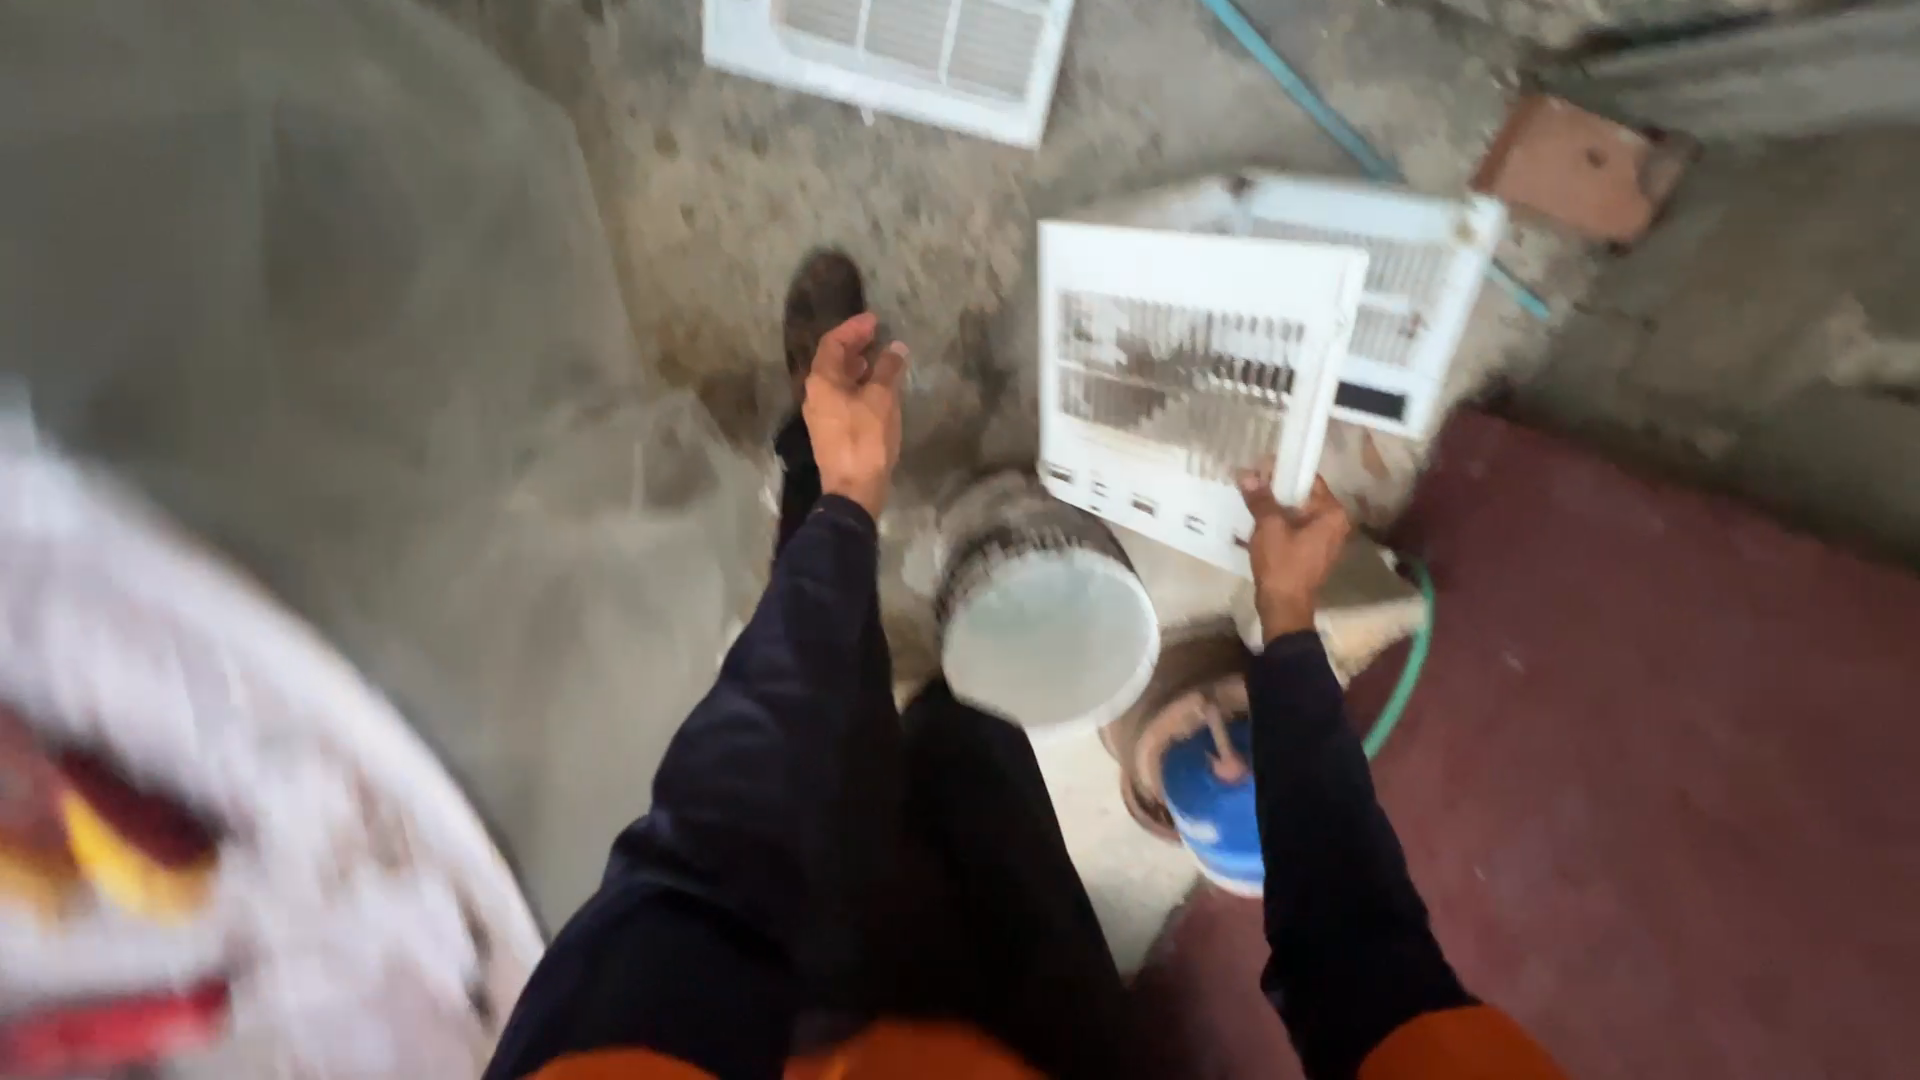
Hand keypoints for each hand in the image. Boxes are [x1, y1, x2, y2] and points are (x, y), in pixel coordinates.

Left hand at [803, 313, 908, 518]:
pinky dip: (856, 386)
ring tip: (877, 360)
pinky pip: (840, 397)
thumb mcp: (882, 400)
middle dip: (853, 346)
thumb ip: (888, 369)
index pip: (832, 343)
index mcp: (821, 381)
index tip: (874, 320)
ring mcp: (820, 415)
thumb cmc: (866, 440)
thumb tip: (895, 348)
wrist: (854, 489)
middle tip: (876, 335)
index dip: (853, 328)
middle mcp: (814, 394)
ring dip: (855, 366)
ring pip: (836, 380)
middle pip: (831, 360)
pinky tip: (873, 390)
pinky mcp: (830, 431)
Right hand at [1238, 471, 1350, 642]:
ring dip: (1275, 508)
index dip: (1284, 472)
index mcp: (1332, 513)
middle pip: (1303, 497)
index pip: (1309, 480)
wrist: (1284, 606)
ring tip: (1251, 500)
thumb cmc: (1282, 564)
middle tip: (1251, 483)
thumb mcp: (1269, 528)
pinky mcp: (1312, 552)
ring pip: (1298, 514)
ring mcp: (1325, 540)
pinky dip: (1279, 524)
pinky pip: (1295, 529)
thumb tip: (1247, 474)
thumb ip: (1260, 499)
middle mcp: (1335, 524)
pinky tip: (1257, 523)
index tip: (1261, 467)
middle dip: (1277, 490)